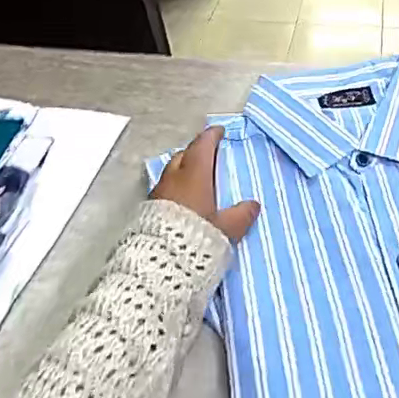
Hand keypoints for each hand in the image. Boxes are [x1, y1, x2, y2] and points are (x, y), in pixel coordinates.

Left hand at [152, 125, 260, 242]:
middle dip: (196, 151)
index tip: (220, 132)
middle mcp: (173, 180)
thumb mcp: (227, 227)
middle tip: (210, 155)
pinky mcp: (146, 212)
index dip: (212, 136)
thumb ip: (242, 214)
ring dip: (183, 171)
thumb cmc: (196, 235)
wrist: (157, 265)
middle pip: (184, 155)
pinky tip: (181, 203)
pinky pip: (163, 191)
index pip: (202, 145)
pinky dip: (174, 189)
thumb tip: (252, 205)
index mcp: (195, 175)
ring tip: (196, 180)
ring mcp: (157, 195)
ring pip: (171, 173)